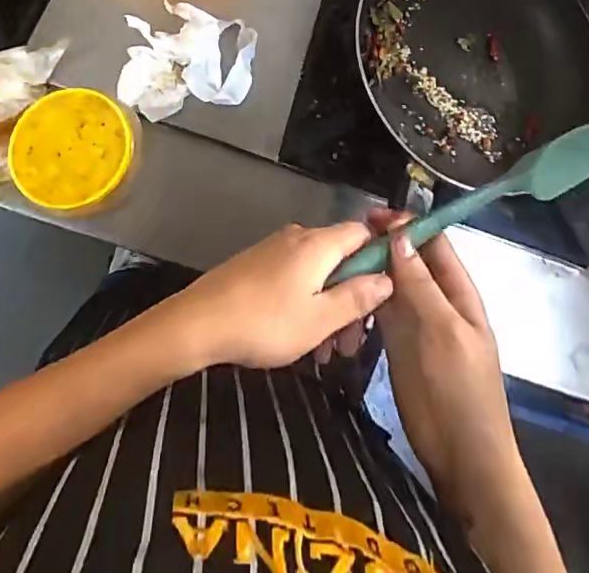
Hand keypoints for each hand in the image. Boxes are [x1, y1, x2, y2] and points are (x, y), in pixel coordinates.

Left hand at [150, 223, 393, 369]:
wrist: (199, 322)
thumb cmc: (264, 323)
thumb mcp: (319, 319)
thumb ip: (357, 297)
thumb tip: (388, 277)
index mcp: (318, 244)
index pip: (363, 233)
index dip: (382, 257)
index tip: (389, 292)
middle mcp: (298, 237)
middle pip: (341, 258)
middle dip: (354, 298)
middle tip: (352, 344)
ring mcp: (275, 249)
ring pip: (318, 273)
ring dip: (330, 309)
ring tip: (326, 354)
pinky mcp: (258, 264)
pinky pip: (296, 278)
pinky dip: (307, 304)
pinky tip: (302, 339)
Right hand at [373, 211, 559, 571]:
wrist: (461, 455)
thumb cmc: (462, 390)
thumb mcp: (445, 332)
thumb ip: (421, 286)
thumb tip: (399, 237)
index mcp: (457, 291)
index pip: (432, 244)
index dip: (406, 225)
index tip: (373, 216)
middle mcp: (435, 298)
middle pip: (407, 259)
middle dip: (380, 245)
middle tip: (344, 240)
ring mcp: (414, 319)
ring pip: (388, 281)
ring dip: (367, 271)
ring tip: (336, 265)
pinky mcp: (396, 340)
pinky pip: (377, 308)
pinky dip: (360, 298)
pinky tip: (340, 295)